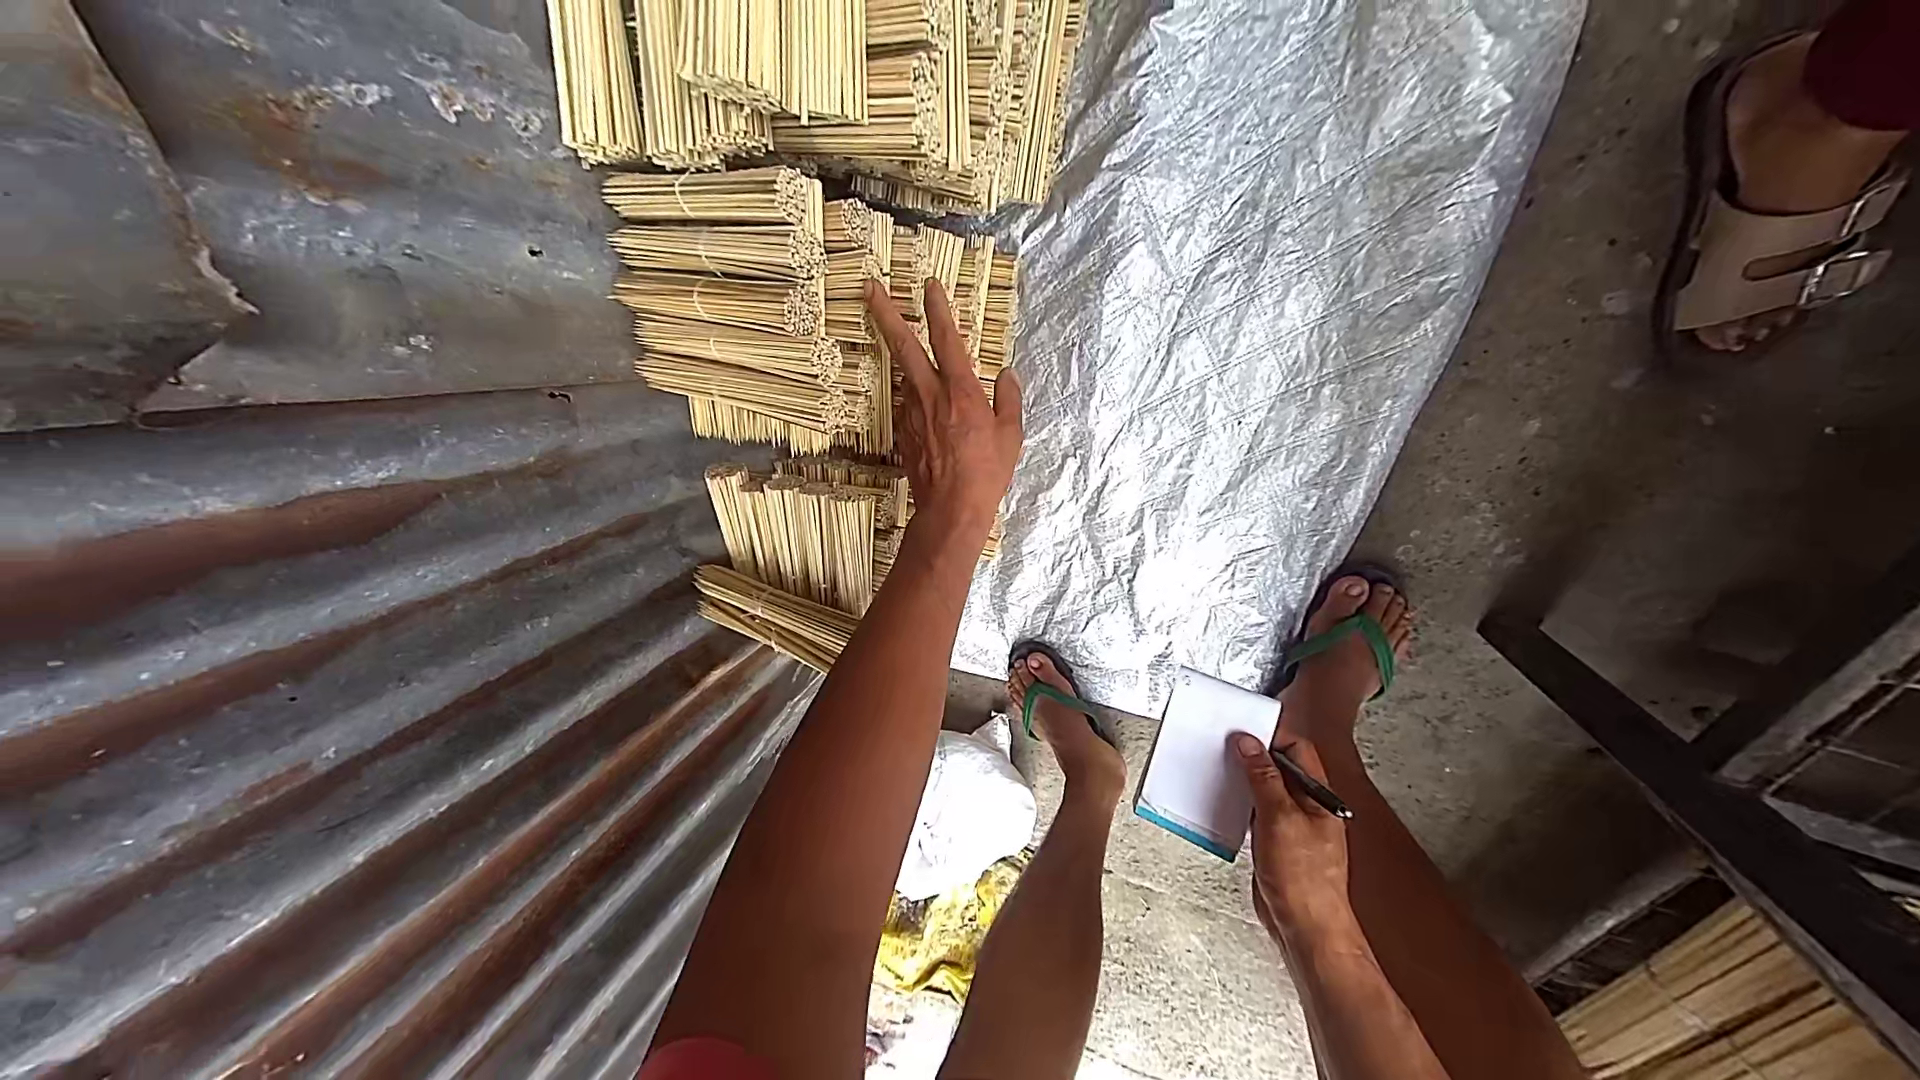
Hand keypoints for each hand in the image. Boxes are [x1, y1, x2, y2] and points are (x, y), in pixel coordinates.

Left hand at [865, 277, 1022, 531]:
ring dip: (905, 361)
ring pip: (904, 376)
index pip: (947, 339)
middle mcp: (930, 396)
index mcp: (961, 391)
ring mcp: (910, 414)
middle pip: (903, 345)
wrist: (951, 509)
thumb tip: (1007, 375)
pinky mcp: (901, 432)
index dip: (938, 309)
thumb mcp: (1011, 434)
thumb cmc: (986, 473)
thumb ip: (1009, 399)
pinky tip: (927, 412)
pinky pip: (907, 405)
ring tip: (916, 370)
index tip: (929, 285)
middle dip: (885, 312)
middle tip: (868, 288)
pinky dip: (915, 399)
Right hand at [1233, 733, 1352, 939]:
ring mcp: (1290, 825)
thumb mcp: (1279, 819)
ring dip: (1243, 779)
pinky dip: (1239, 803)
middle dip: (1252, 754)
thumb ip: (1263, 778)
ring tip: (1220, 770)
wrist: (1306, 930)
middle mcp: (1307, 807)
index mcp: (1319, 796)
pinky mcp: (1274, 842)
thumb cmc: (1305, 882)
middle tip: (1225, 746)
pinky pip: (1254, 811)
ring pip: (1264, 789)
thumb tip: (1249, 744)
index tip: (1242, 729)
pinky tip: (1224, 803)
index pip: (1297, 750)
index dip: (1271, 735)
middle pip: (1278, 767)